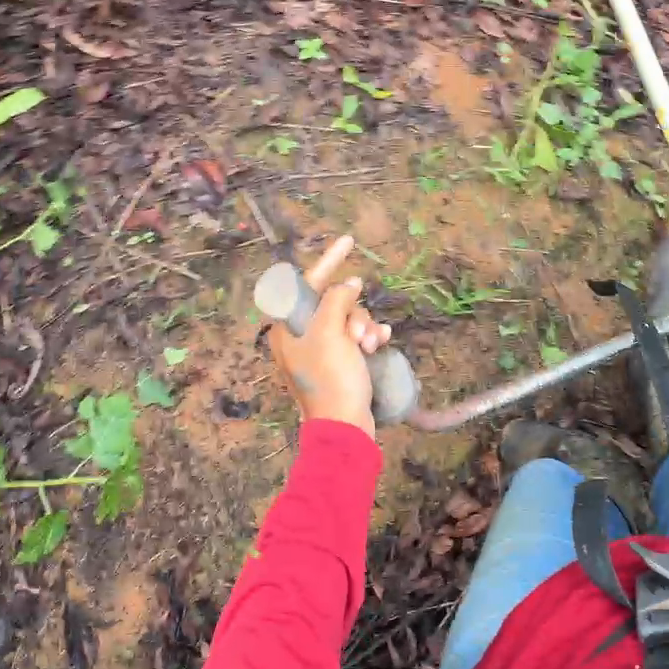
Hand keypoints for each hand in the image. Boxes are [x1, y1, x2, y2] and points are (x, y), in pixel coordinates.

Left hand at [266, 235, 392, 436]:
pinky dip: (370, 335)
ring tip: (371, 345)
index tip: (349, 240)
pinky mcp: (338, 363)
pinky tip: (381, 342)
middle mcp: (299, 336)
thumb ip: (337, 299)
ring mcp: (320, 350)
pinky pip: (357, 336)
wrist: (344, 428)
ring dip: (364, 326)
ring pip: (349, 318)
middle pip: (333, 301)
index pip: (306, 281)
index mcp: (286, 327)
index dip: (329, 260)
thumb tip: (349, 284)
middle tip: (360, 335)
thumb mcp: (330, 332)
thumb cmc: (331, 378)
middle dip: (354, 312)